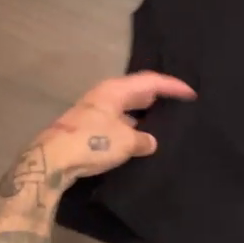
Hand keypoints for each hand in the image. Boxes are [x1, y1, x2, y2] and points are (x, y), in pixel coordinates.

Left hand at [32, 71, 195, 182]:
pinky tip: (140, 139)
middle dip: (159, 97)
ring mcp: (95, 111)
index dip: (173, 86)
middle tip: (179, 103)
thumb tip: (150, 142)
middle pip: (138, 91)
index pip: (151, 81)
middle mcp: (105, 95)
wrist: (52, 161)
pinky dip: (132, 127)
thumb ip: (144, 139)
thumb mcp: (126, 142)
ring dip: (144, 114)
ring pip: (127, 108)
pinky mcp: (89, 128)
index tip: (191, 92)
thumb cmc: (92, 143)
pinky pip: (119, 122)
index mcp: (116, 90)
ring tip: (164, 122)